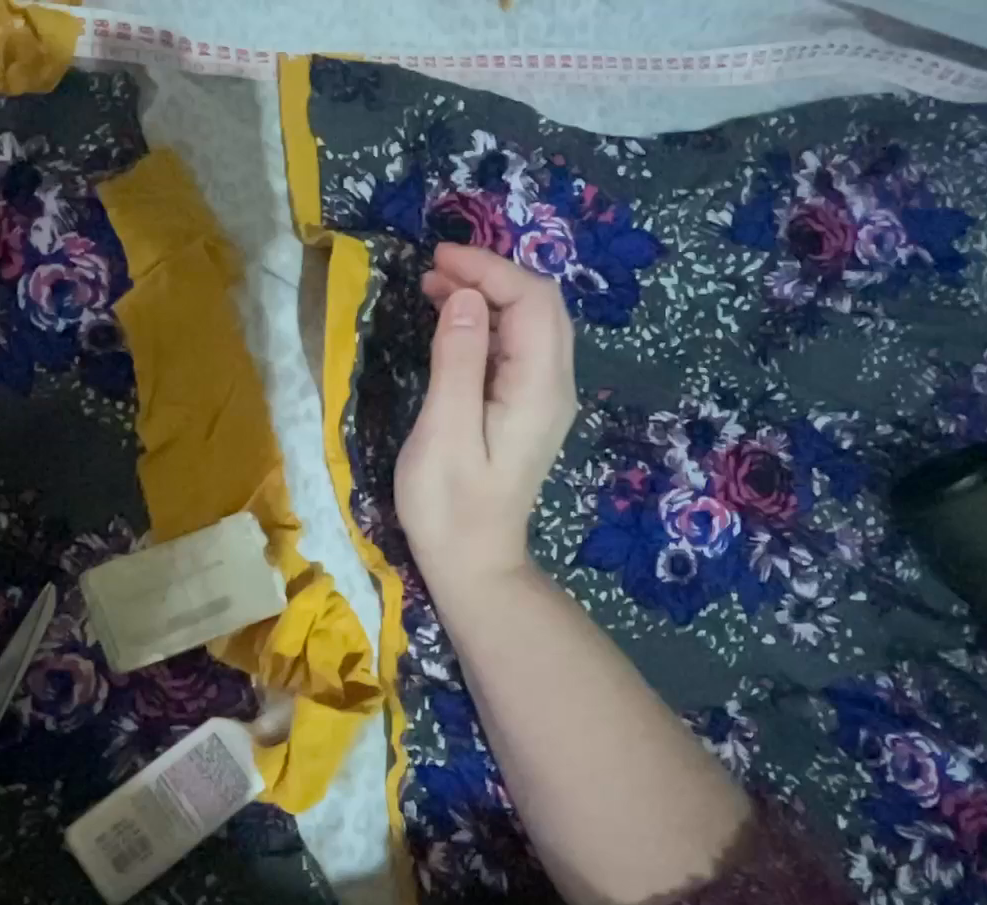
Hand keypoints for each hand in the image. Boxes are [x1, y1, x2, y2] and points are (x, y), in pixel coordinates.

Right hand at [394, 243, 577, 595]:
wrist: (472, 564)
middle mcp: (554, 387)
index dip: (488, 270)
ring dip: (489, 297)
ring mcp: (545, 400)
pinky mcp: (527, 412)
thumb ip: (458, 361)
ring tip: (434, 288)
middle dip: (490, 275)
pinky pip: (518, 349)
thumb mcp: (444, 432)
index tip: (437, 259)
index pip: (531, 301)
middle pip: (540, 305)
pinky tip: (454, 325)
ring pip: (531, 324)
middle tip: (432, 270)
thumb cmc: (450, 506)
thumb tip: (464, 297)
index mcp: (538, 388)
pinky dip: (488, 324)